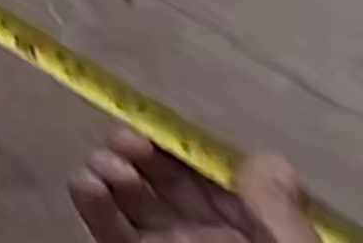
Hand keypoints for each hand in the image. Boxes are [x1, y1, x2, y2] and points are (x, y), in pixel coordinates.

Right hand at [70, 130, 316, 242]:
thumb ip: (276, 214)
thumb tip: (267, 157)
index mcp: (250, 234)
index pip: (211, 179)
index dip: (181, 149)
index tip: (157, 129)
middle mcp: (203, 236)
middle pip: (160, 179)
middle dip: (134, 151)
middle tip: (124, 143)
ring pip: (123, 192)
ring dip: (107, 169)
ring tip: (108, 170)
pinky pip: (100, 222)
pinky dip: (86, 197)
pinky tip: (86, 185)